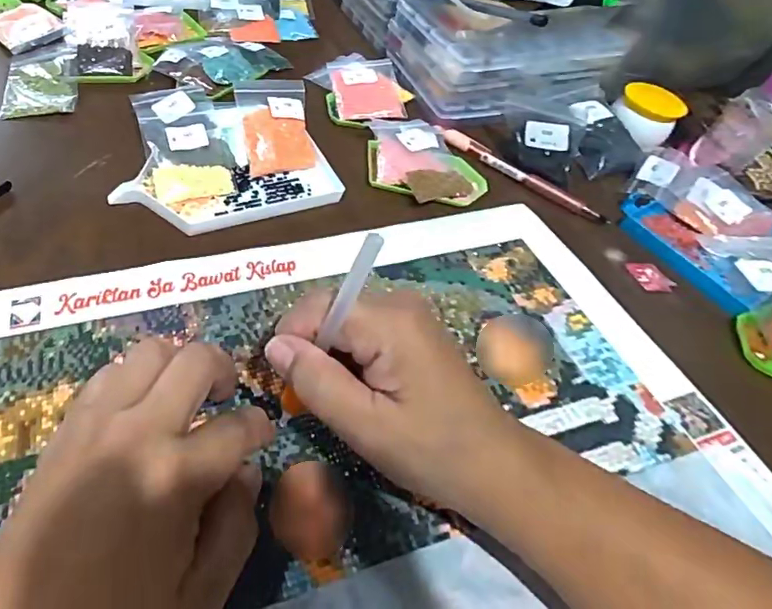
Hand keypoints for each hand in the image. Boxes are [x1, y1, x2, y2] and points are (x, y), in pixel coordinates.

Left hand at [0, 338, 273, 608]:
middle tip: (225, 395)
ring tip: (182, 392)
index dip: (258, 425)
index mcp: (175, 477)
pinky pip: (110, 370)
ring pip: (150, 350)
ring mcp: (100, 418)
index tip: (261, 430)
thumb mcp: (196, 596)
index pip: (236, 427)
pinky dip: (134, 375)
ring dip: (176, 363)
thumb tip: (247, 471)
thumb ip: (234, 530)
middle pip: (195, 360)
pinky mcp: (70, 419)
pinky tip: (138, 404)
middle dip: (222, 369)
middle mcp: (139, 430)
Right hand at [264, 290, 520, 516]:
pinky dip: (349, 353)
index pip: (317, 306)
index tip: (286, 383)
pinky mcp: (412, 326)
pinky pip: (363, 326)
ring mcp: (408, 311)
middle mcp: (397, 301)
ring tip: (337, 397)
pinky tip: (359, 389)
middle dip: (310, 346)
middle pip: (329, 307)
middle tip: (309, 396)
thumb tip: (273, 345)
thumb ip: (316, 381)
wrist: (499, 469)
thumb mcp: (365, 426)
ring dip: (328, 352)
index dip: (292, 338)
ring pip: (343, 317)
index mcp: (388, 320)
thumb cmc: (432, 452)